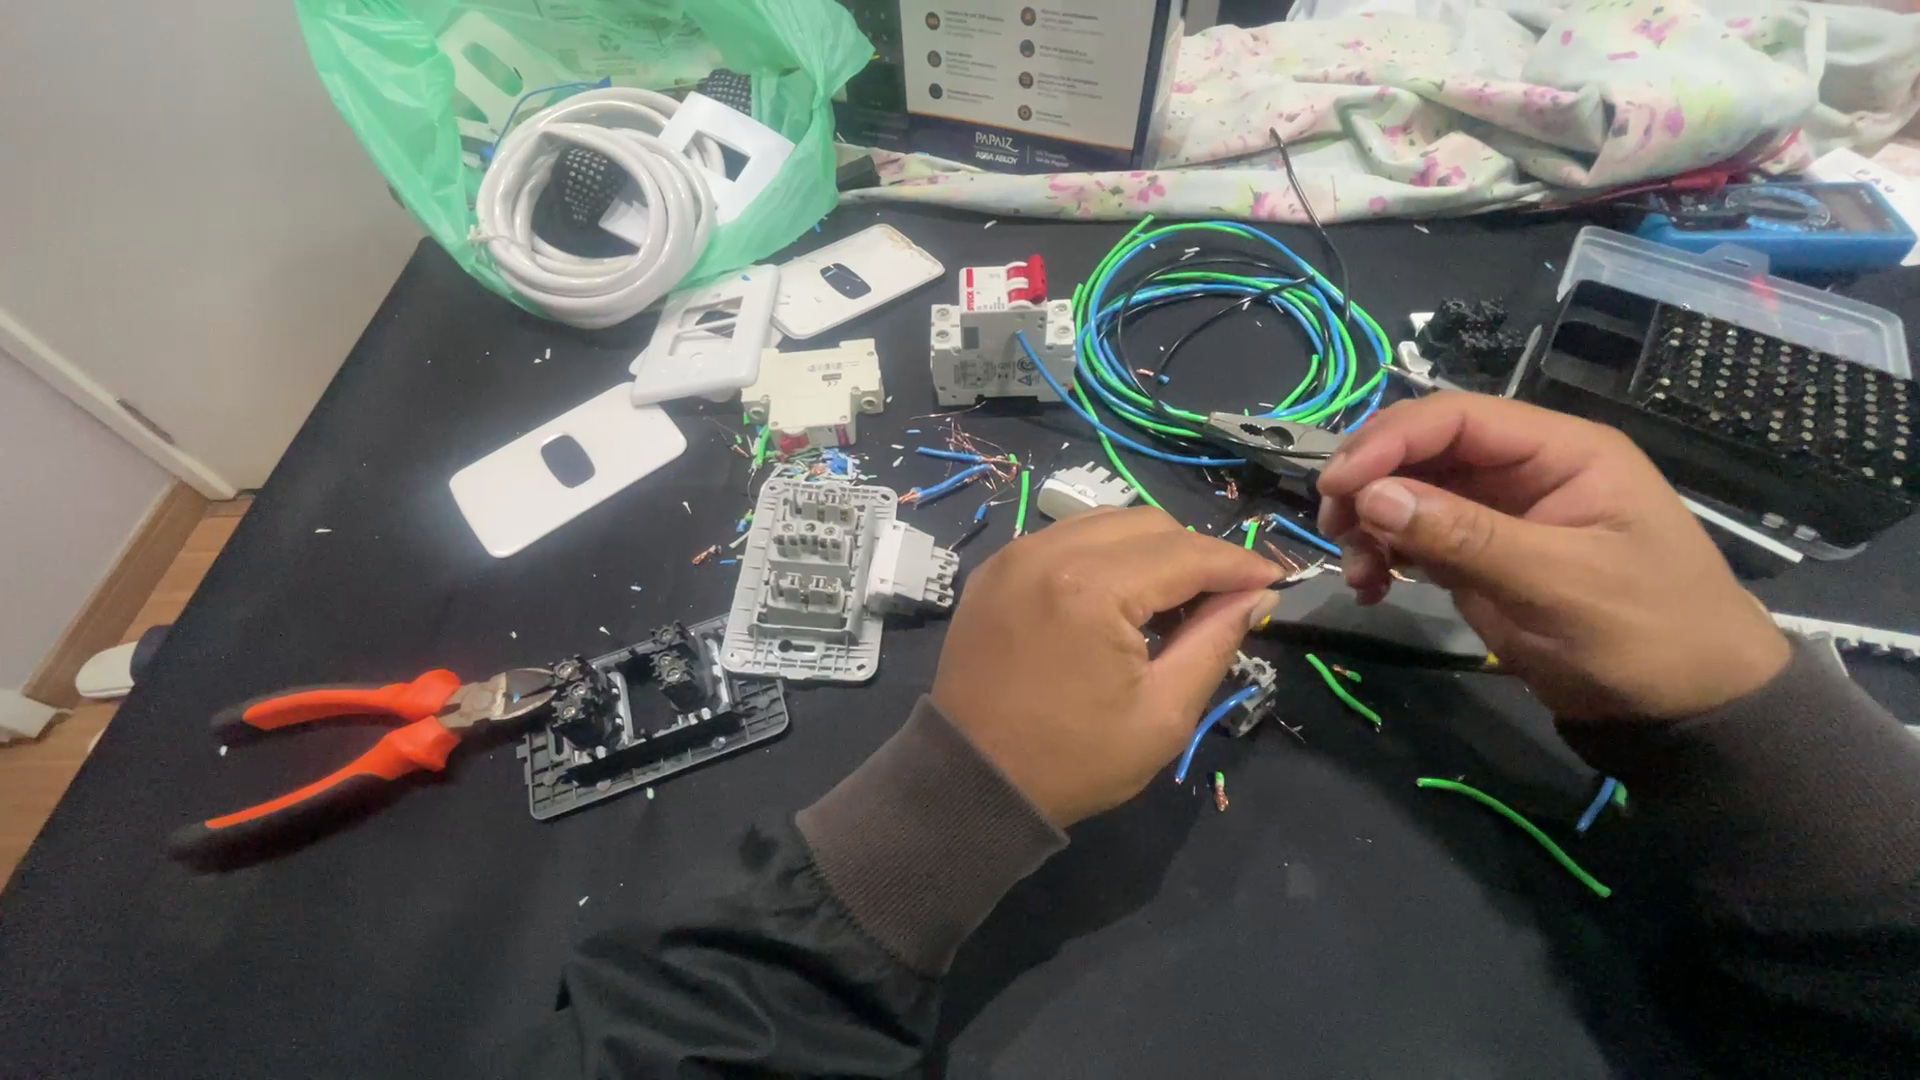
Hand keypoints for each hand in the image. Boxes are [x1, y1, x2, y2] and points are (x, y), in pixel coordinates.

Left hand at [931, 507, 1281, 826]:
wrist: (971, 777)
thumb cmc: (1072, 759)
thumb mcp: (1163, 714)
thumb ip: (1214, 641)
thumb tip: (1254, 595)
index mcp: (1091, 587)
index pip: (1187, 553)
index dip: (1238, 564)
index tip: (1272, 580)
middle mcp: (1047, 551)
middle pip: (1148, 524)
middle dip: (1195, 555)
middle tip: (1219, 601)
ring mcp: (1013, 555)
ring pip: (1104, 522)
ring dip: (1149, 550)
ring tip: (1169, 602)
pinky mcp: (993, 569)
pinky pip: (1064, 538)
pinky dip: (1102, 554)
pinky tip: (1115, 597)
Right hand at [1316, 393, 1789, 721]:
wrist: (1675, 709)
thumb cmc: (1646, 635)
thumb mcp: (1559, 582)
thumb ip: (1465, 535)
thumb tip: (1371, 497)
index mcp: (1560, 453)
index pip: (1456, 419)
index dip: (1389, 441)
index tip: (1337, 485)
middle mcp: (1518, 470)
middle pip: (1418, 448)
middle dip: (1367, 481)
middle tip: (1332, 525)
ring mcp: (1489, 511)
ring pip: (1400, 491)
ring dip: (1365, 523)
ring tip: (1357, 571)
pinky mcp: (1467, 551)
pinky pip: (1403, 534)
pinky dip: (1376, 555)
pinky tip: (1371, 588)